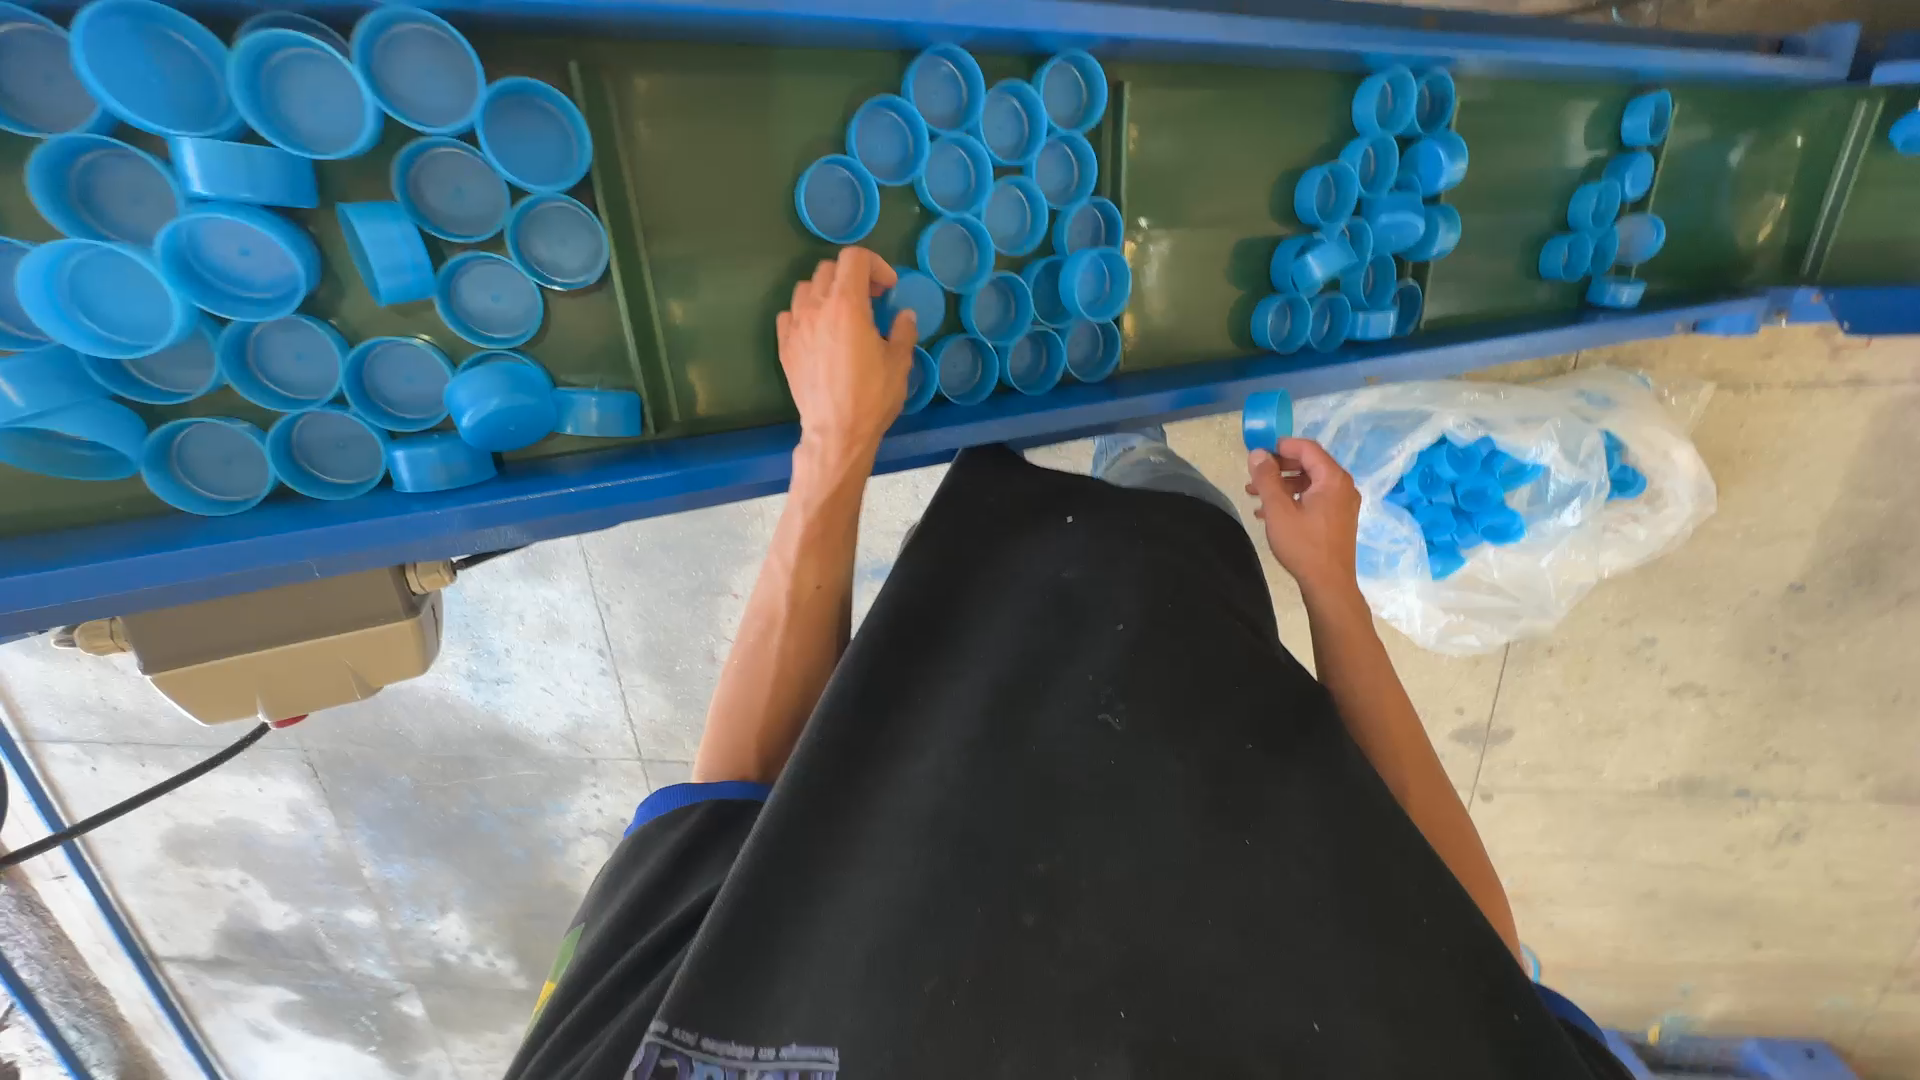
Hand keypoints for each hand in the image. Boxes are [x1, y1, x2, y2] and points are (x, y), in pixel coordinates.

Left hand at [777, 247, 915, 467]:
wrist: (837, 432)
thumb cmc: (872, 397)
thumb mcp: (899, 363)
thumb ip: (904, 331)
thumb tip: (905, 316)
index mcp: (847, 305)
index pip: (855, 259)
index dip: (875, 265)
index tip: (888, 288)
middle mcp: (817, 308)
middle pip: (829, 269)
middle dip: (852, 277)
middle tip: (870, 299)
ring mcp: (796, 327)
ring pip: (806, 289)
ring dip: (826, 292)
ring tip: (841, 314)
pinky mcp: (785, 347)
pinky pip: (789, 315)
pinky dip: (805, 314)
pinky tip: (818, 332)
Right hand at [1245, 437, 1361, 602]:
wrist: (1328, 583)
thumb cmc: (1303, 545)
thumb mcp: (1278, 510)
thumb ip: (1267, 478)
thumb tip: (1258, 453)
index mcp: (1332, 479)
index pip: (1307, 448)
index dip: (1281, 445)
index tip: (1258, 452)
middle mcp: (1342, 486)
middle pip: (1309, 464)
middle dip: (1278, 467)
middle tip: (1253, 475)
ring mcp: (1342, 503)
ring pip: (1309, 482)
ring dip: (1282, 484)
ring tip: (1255, 495)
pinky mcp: (1338, 518)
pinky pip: (1314, 498)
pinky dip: (1292, 498)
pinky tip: (1270, 512)